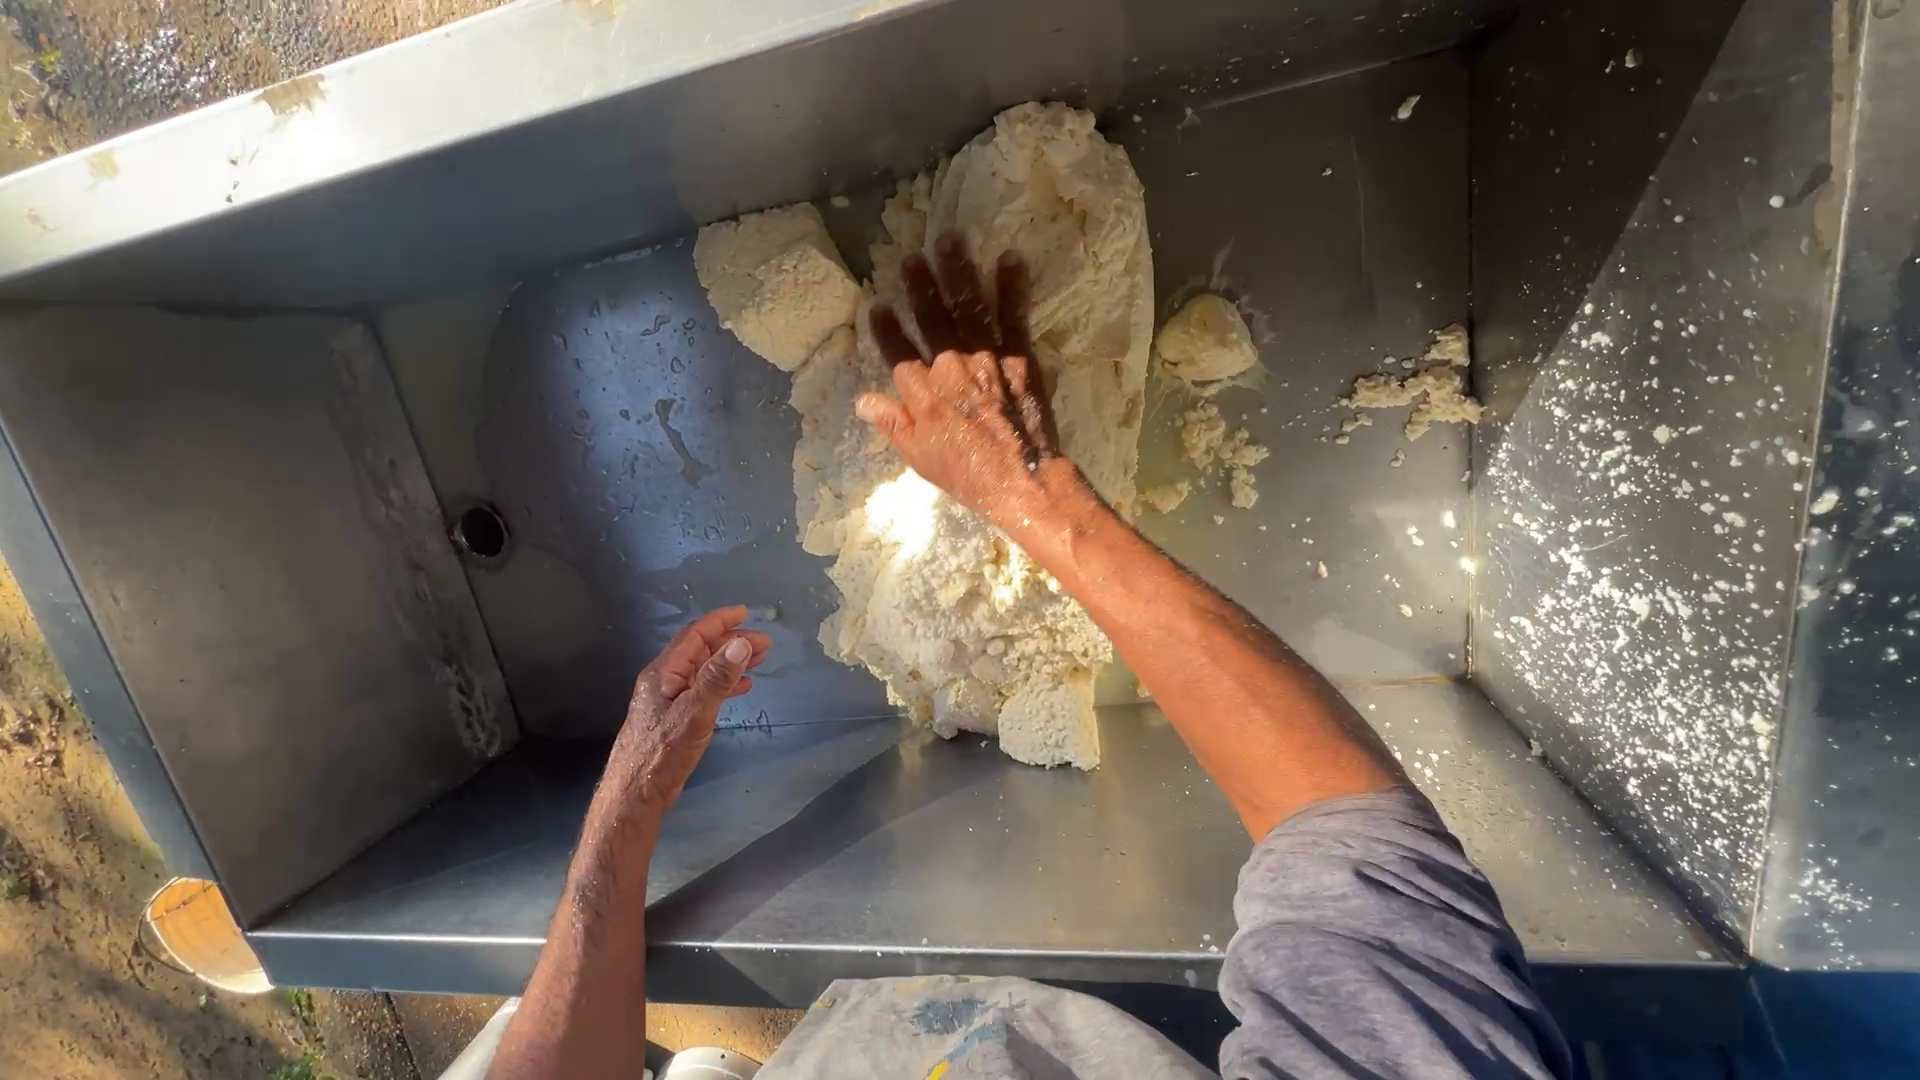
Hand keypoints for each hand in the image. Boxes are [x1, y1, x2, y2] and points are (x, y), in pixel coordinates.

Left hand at [610, 606, 769, 813]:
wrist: (636, 794)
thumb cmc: (663, 752)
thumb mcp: (695, 713)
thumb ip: (717, 678)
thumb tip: (740, 643)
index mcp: (664, 672)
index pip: (695, 635)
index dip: (720, 621)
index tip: (745, 613)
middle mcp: (664, 679)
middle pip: (701, 650)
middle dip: (732, 642)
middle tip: (764, 644)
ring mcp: (668, 698)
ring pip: (704, 669)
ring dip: (731, 661)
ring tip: (759, 660)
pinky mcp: (674, 716)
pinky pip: (703, 688)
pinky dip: (724, 682)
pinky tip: (741, 688)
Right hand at [856, 234, 1082, 528]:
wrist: (1019, 478)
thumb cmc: (966, 474)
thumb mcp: (919, 456)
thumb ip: (893, 424)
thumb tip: (863, 401)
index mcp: (922, 393)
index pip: (898, 354)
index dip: (886, 330)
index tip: (877, 307)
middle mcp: (950, 367)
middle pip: (930, 319)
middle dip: (919, 286)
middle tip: (911, 257)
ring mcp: (985, 358)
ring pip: (966, 307)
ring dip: (957, 271)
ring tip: (950, 239)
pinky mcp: (1019, 357)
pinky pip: (1013, 316)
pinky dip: (1011, 287)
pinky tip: (1008, 258)